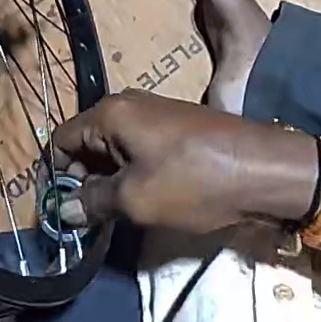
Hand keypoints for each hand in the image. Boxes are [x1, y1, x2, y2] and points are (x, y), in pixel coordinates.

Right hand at [52, 89, 316, 232]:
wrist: (265, 169)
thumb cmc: (193, 180)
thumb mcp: (136, 199)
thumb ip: (93, 202)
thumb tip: (64, 210)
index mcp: (109, 113)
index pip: (61, 140)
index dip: (55, 175)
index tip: (59, 209)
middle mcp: (126, 104)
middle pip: (85, 142)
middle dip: (80, 179)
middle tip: (86, 216)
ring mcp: (152, 112)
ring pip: (112, 147)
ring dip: (106, 178)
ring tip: (113, 212)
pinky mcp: (174, 125)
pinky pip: (135, 147)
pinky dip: (129, 171)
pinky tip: (141, 197)